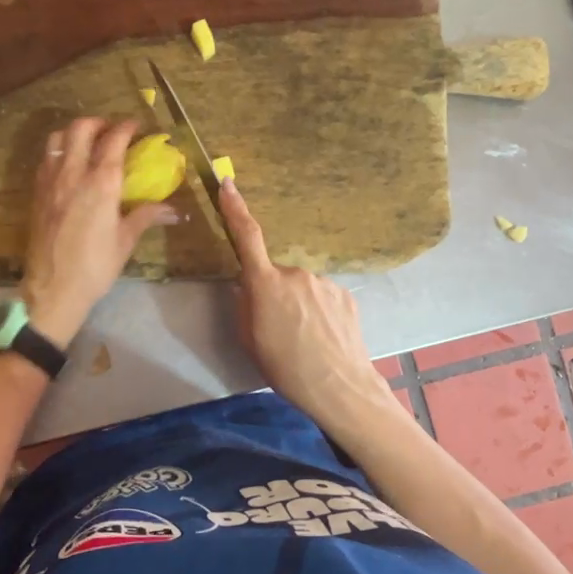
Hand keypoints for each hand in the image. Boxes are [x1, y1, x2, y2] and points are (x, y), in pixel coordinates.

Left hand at [19, 118, 174, 346]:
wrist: (52, 289)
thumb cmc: (94, 267)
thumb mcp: (125, 241)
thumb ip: (146, 216)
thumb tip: (174, 211)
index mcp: (101, 183)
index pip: (114, 140)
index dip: (126, 127)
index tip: (136, 126)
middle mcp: (73, 174)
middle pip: (81, 128)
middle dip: (99, 122)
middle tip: (111, 131)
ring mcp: (51, 181)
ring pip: (58, 138)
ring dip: (74, 132)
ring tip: (88, 142)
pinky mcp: (36, 193)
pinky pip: (46, 158)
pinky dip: (59, 151)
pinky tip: (69, 165)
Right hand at [219, 180, 391, 423]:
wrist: (339, 388)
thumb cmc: (285, 368)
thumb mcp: (249, 341)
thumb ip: (245, 307)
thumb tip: (248, 289)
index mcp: (266, 284)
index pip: (246, 238)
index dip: (235, 210)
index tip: (227, 185)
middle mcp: (296, 274)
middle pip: (276, 277)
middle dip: (274, 296)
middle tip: (278, 332)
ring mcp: (324, 283)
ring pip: (301, 289)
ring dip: (299, 307)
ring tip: (305, 342)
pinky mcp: (345, 295)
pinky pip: (322, 298)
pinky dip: (319, 314)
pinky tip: (323, 339)